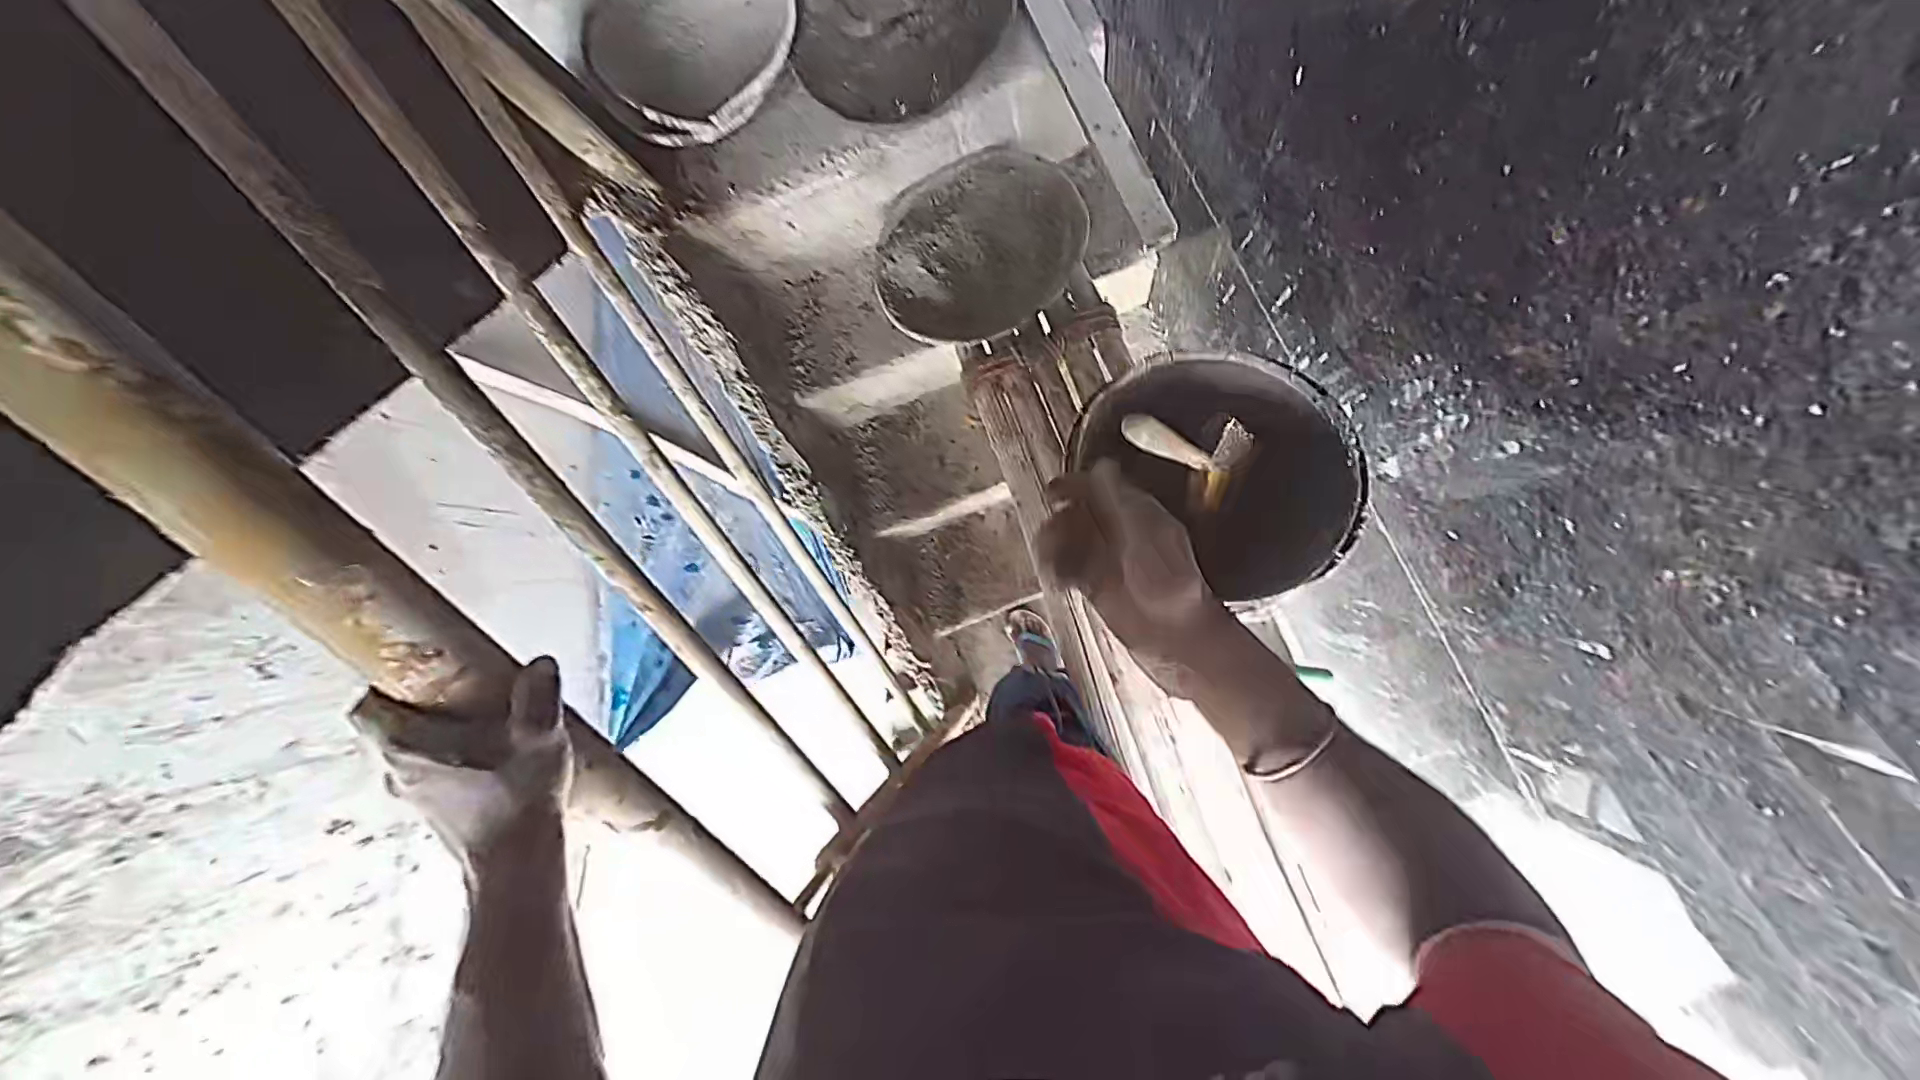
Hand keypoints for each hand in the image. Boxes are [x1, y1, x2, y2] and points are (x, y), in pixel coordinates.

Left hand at [351, 657, 570, 872]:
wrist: (518, 863)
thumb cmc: (518, 799)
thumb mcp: (538, 739)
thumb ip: (538, 699)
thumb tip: (540, 664)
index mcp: (408, 750)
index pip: (366, 710)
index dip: (386, 685)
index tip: (421, 670)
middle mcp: (398, 774)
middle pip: (390, 729)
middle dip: (422, 707)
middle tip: (464, 690)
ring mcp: (416, 797)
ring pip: (410, 753)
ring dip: (438, 735)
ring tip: (486, 721)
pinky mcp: (438, 812)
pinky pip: (431, 773)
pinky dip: (452, 759)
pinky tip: (492, 756)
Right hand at [1036, 458, 1232, 695]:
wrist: (1177, 639)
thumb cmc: (1171, 586)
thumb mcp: (1148, 534)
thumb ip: (1121, 501)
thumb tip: (1102, 467)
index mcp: (1137, 514)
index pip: (1100, 488)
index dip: (1075, 486)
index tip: (1054, 491)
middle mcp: (1120, 533)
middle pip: (1078, 513)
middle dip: (1061, 521)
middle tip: (1054, 534)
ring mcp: (1106, 560)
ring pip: (1069, 541)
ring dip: (1055, 547)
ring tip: (1052, 560)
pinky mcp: (1095, 585)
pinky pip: (1067, 568)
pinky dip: (1057, 570)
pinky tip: (1059, 580)